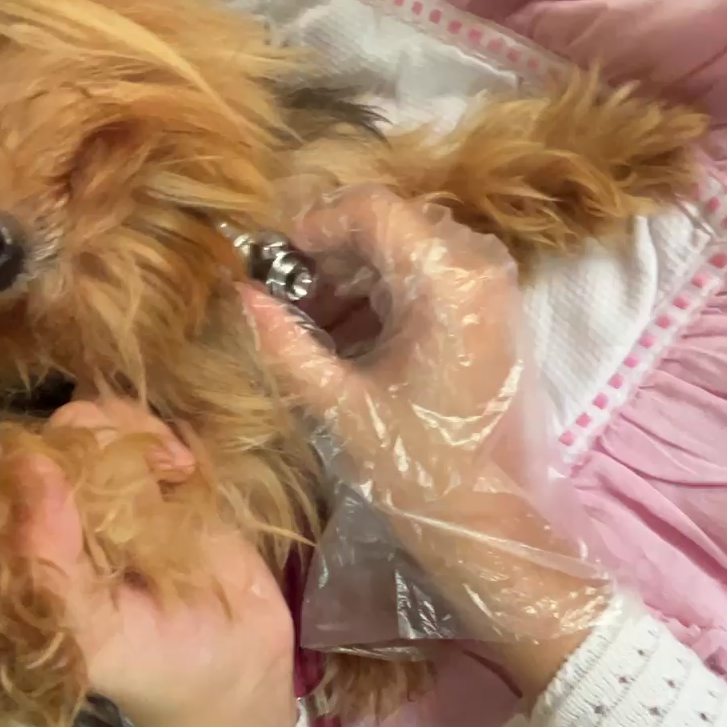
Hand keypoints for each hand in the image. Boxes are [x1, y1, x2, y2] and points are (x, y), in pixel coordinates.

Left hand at [1, 400, 297, 726]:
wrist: (244, 666)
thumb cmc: (161, 666)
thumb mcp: (96, 635)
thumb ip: (50, 565)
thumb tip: (26, 464)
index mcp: (28, 559)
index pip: (1, 484)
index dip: (31, 462)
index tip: (74, 472)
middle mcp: (63, 521)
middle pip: (52, 440)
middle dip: (91, 438)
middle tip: (143, 471)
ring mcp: (113, 495)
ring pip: (96, 424)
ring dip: (133, 432)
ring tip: (176, 468)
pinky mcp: (160, 481)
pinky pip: (141, 430)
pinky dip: (160, 434)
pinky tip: (186, 468)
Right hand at [237, 187, 527, 507]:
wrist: (488, 517)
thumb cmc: (418, 466)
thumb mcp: (339, 403)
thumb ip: (285, 343)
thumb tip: (237, 294)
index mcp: (449, 282)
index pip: (373, 209)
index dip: (316, 224)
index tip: (277, 262)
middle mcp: (478, 267)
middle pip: (389, 223)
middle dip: (330, 254)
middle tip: (287, 297)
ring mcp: (489, 284)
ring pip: (403, 246)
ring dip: (351, 274)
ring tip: (311, 323)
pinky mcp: (487, 306)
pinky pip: (423, 273)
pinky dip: (380, 292)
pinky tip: (347, 333)